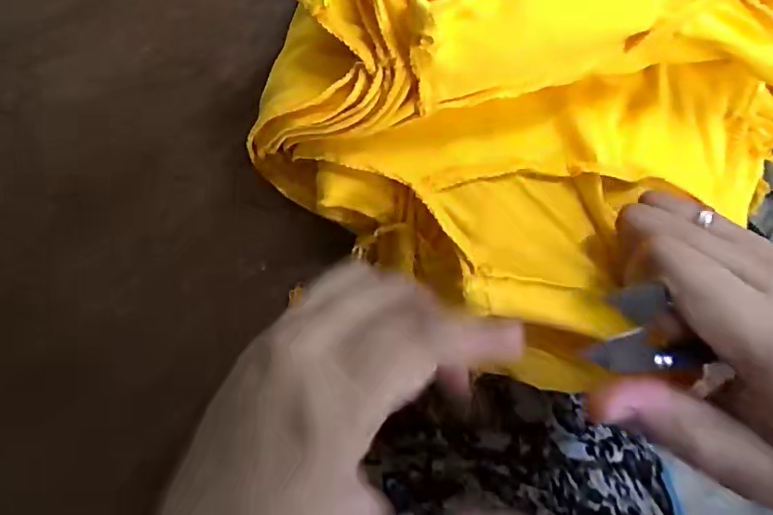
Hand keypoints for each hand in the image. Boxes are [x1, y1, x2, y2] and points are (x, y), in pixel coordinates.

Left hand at [159, 261, 523, 514]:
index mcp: (332, 395)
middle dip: (441, 317)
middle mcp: (302, 344)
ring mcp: (273, 335)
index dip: (475, 335)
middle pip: (392, 294)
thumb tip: (500, 502)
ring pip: (356, 279)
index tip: (516, 337)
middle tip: (465, 369)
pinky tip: (371, 343)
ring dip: (401, 301)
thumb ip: (430, 490)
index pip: (421, 339)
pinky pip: (322, 291)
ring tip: (422, 349)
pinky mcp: (256, 341)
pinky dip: (363, 301)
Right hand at [591, 193, 772, 514]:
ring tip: (658, 296)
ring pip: (706, 219)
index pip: (672, 252)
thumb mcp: (761, 476)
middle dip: (639, 247)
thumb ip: (676, 425)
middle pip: (683, 224)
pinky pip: (731, 232)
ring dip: (666, 239)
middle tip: (633, 308)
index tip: (619, 310)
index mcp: (766, 329)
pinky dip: (695, 239)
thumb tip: (593, 400)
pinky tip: (695, 283)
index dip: (628, 266)